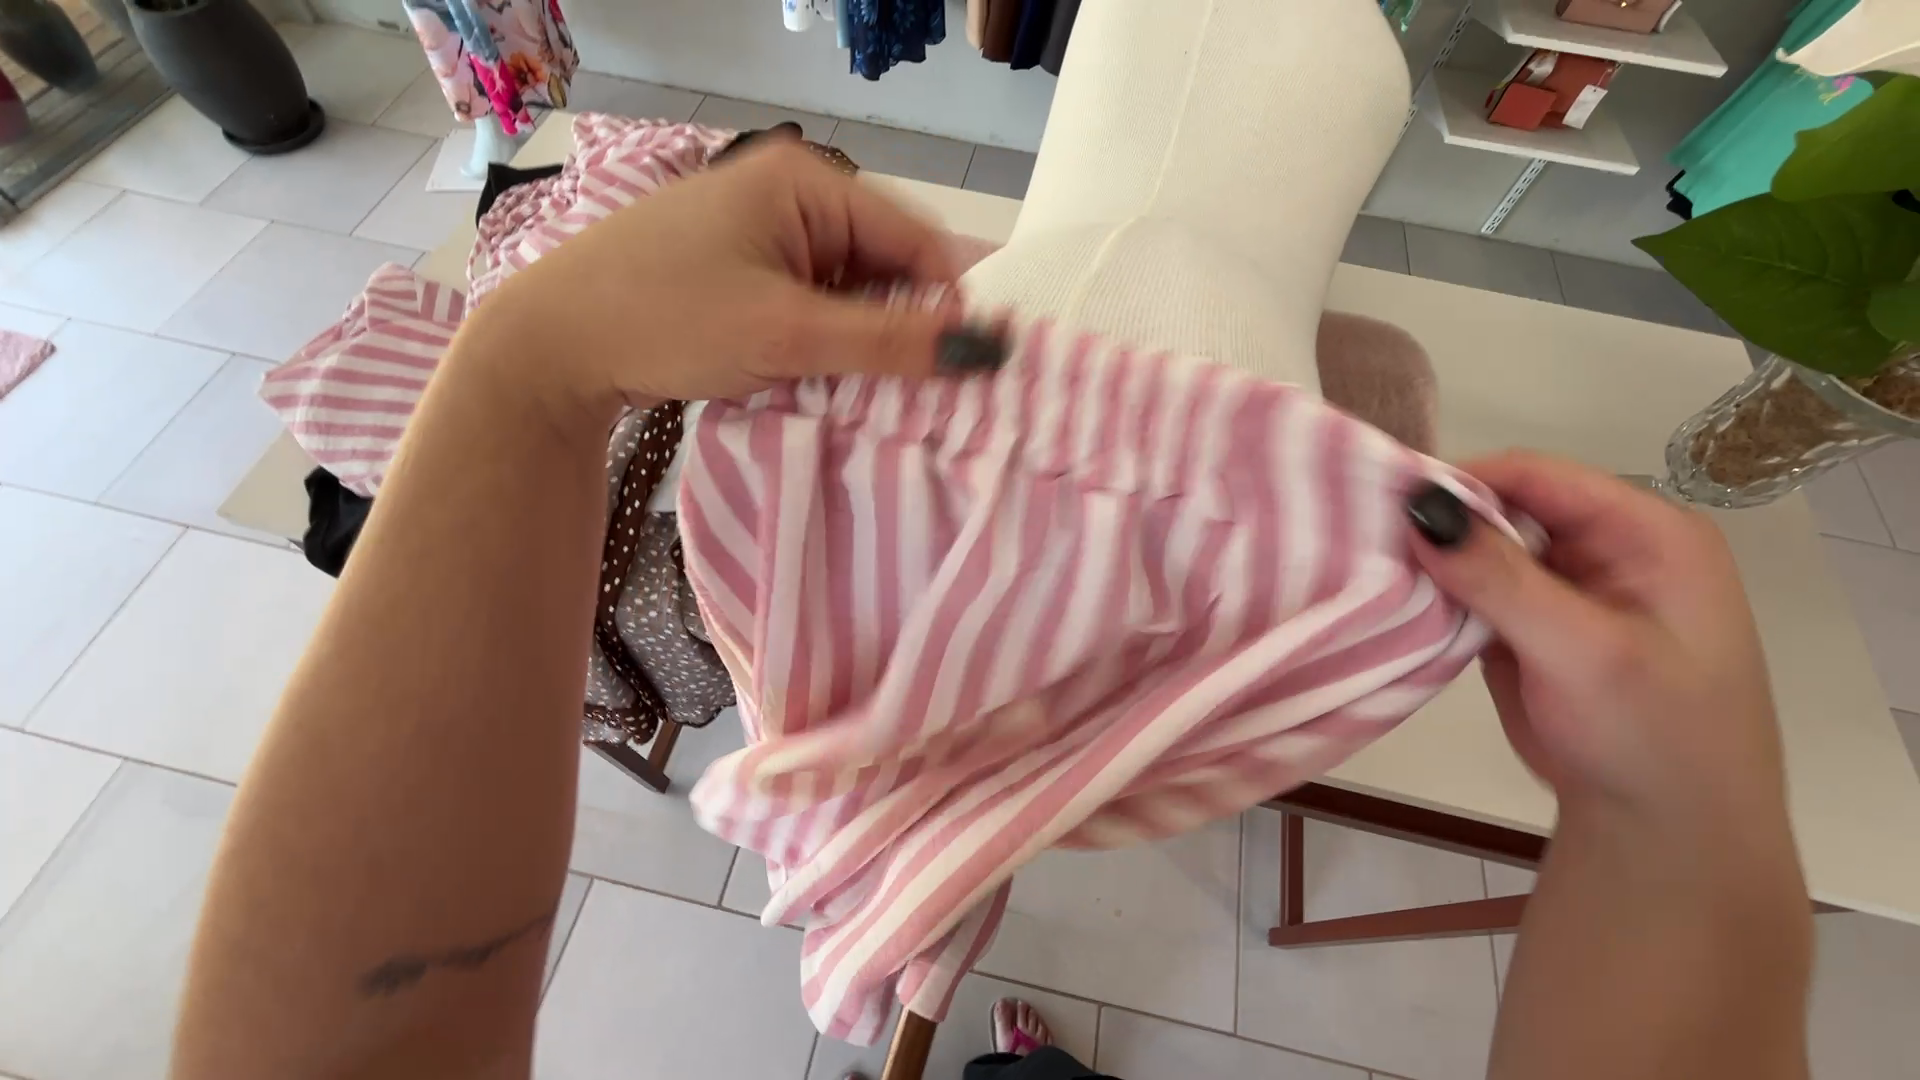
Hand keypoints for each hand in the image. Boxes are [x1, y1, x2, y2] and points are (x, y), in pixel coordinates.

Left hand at [461, 138, 981, 421]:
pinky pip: (815, 310)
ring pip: (851, 295)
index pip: (914, 240)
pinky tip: (834, 383)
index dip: (948, 304)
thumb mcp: (789, 334)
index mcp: (807, 183)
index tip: (971, 371)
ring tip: (880, 396)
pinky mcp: (747, 277)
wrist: (553, 347)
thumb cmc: (669, 319)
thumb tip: (986, 348)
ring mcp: (766, 238)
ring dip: (868, 346)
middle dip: (906, 329)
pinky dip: (831, 349)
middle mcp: (792, 199)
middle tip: (927, 396)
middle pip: (884, 266)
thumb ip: (890, 340)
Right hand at [1408, 452, 1787, 825]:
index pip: (1537, 476)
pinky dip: (1434, 593)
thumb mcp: (1581, 650)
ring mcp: (1559, 588)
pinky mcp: (1524, 623)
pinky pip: (1469, 588)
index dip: (1463, 482)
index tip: (1387, 504)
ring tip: (1370, 567)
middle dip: (1440, 522)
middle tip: (1369, 539)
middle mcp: (1602, 548)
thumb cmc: (1648, 735)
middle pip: (1502, 506)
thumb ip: (1500, 577)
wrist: (1657, 827)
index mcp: (1645, 533)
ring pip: (1479, 547)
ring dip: (1431, 559)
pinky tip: (1395, 600)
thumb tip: (1419, 507)